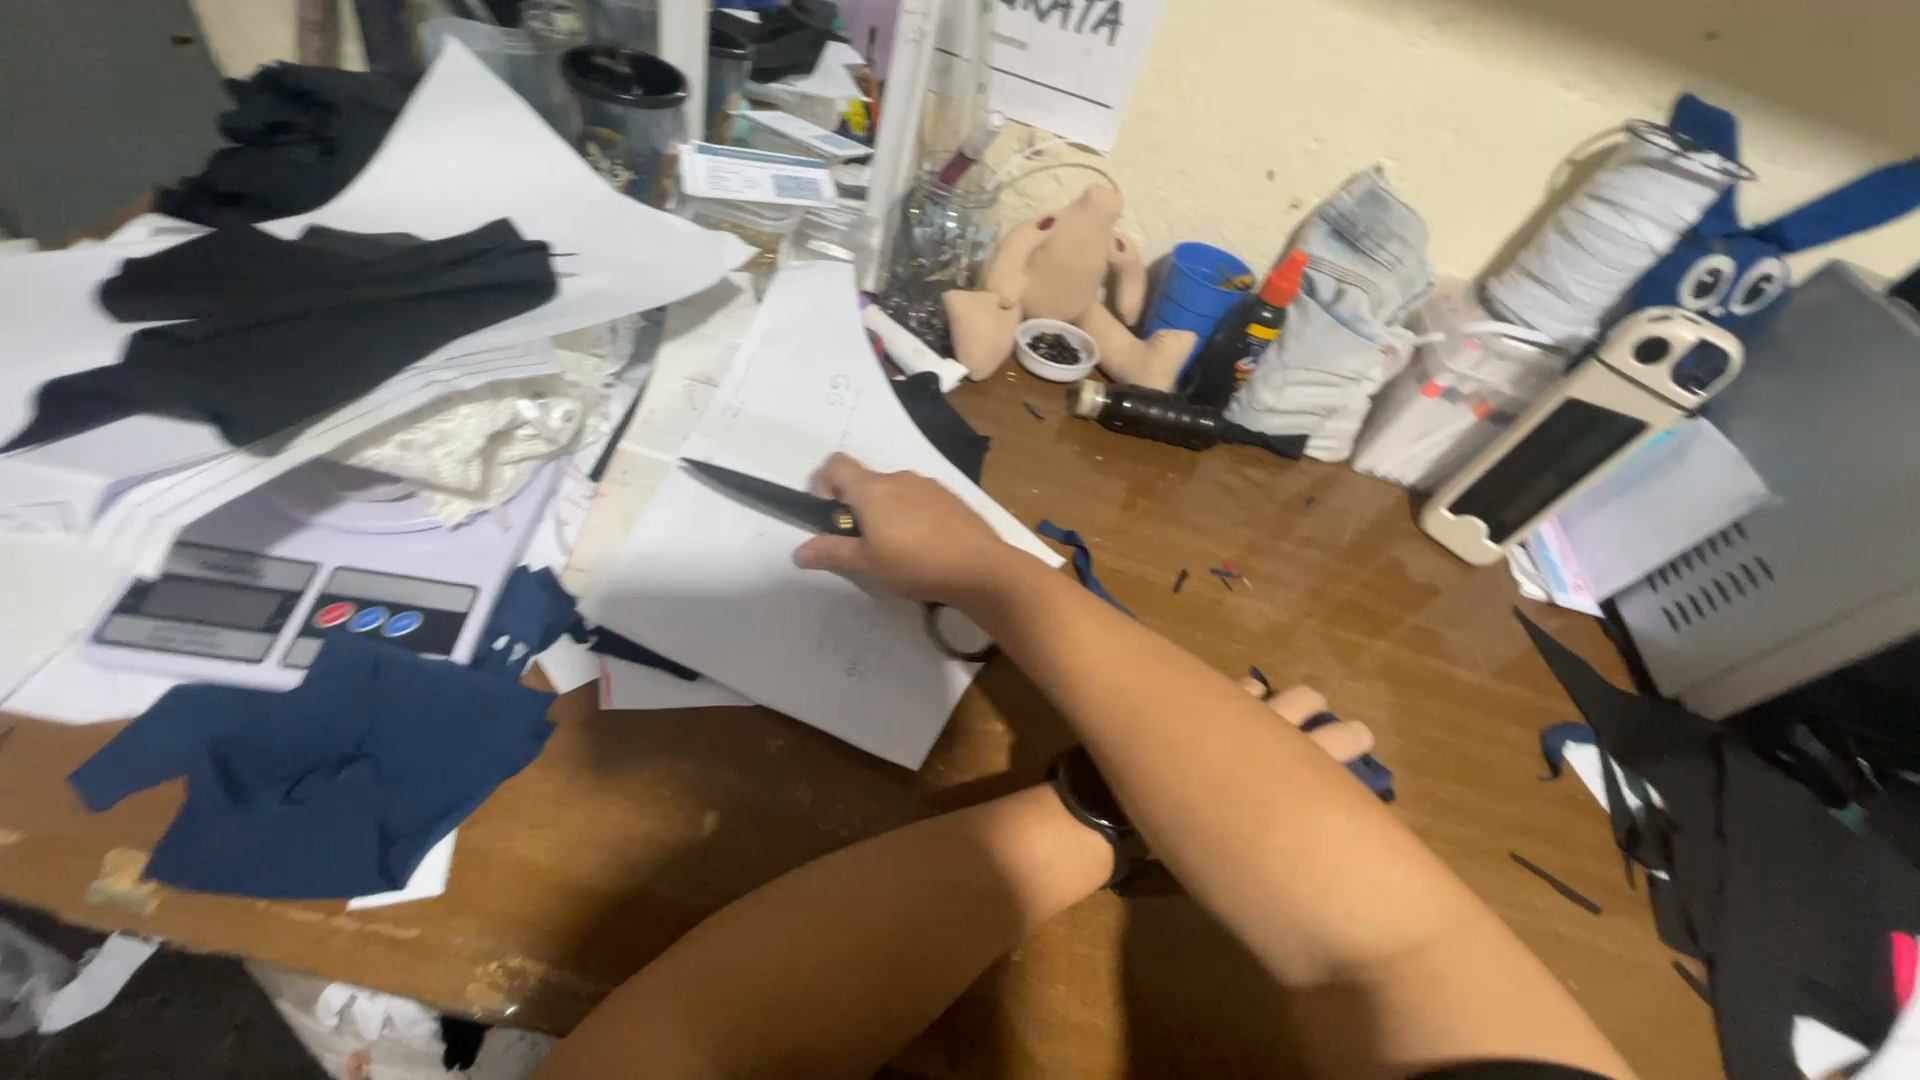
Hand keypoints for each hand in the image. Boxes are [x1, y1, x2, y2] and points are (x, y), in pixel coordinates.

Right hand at [794, 453, 1015, 604]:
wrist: (980, 567)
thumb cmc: (915, 564)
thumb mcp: (867, 564)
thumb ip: (832, 553)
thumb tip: (799, 552)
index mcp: (872, 489)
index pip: (835, 464)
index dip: (823, 484)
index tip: (831, 517)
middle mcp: (899, 477)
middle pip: (865, 481)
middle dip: (857, 508)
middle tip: (865, 544)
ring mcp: (929, 485)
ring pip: (894, 491)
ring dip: (887, 512)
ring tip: (898, 550)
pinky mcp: (951, 498)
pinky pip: (920, 500)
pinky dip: (913, 516)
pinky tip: (926, 546)